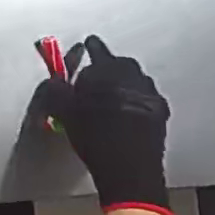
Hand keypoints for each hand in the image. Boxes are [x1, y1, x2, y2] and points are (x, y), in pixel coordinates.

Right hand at [35, 35, 171, 212]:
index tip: (87, 45)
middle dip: (106, 67)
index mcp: (109, 72)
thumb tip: (54, 79)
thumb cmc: (95, 139)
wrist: (129, 169)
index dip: (89, 48)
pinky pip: (144, 97)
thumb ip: (58, 91)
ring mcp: (150, 94)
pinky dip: (133, 99)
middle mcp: (134, 77)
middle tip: (92, 77)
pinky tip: (122, 113)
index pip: (97, 50)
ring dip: (121, 83)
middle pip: (119, 64)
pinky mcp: (160, 112)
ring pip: (133, 80)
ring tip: (106, 98)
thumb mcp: (65, 114)